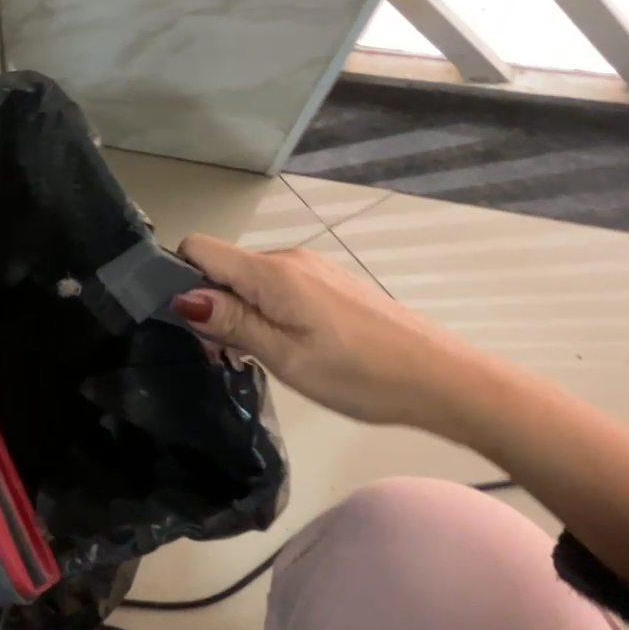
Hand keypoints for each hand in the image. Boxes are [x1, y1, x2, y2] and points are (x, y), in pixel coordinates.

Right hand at [171, 234, 499, 434]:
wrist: (448, 381)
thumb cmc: (361, 374)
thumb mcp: (285, 357)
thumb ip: (232, 323)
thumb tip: (183, 297)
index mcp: (272, 273)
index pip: (198, 248)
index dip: (180, 277)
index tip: (190, 322)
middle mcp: (289, 259)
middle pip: (223, 266)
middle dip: (210, 305)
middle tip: (226, 355)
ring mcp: (313, 269)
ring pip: (250, 280)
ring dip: (239, 312)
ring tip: (261, 356)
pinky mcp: (330, 284)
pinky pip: (277, 287)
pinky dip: (266, 311)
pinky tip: (289, 347)